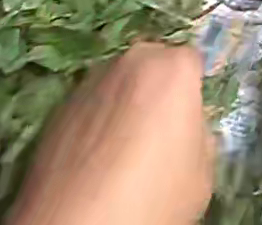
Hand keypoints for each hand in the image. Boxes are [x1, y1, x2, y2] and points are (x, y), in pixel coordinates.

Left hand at [7, 42, 213, 224]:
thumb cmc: (151, 199)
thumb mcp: (202, 176)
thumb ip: (200, 136)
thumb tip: (187, 129)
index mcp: (173, 68)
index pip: (192, 63)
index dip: (191, 92)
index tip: (186, 123)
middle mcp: (133, 62)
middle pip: (153, 65)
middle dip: (156, 89)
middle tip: (155, 133)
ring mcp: (92, 81)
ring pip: (119, 83)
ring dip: (123, 103)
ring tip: (118, 151)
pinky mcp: (59, 107)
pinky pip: (90, 105)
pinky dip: (95, 122)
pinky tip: (92, 163)